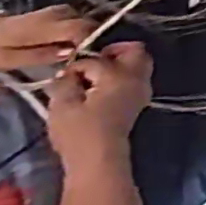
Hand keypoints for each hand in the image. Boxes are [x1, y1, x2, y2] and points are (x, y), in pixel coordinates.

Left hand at [0, 6, 94, 70]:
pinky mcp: (50, 12)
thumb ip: (40, 55)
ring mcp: (52, 11)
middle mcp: (53, 14)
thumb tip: (72, 52)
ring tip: (69, 51)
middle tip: (77, 56)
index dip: (89, 40)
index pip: (80, 27)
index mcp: (42, 27)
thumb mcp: (6, 61)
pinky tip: (61, 42)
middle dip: (87, 37)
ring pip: (79, 19)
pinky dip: (72, 30)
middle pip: (84, 22)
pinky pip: (71, 19)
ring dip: (79, 34)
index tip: (85, 55)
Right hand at [47, 42, 151, 169]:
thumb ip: (64, 85)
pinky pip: (139, 74)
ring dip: (122, 61)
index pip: (97, 60)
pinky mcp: (142, 97)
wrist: (100, 154)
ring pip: (140, 61)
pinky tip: (105, 85)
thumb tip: (67, 73)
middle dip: (114, 51)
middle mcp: (137, 76)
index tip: (63, 75)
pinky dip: (126, 72)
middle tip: (91, 61)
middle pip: (135, 50)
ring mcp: (143, 86)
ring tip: (96, 73)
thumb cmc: (79, 131)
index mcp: (118, 75)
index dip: (77, 65)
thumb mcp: (62, 107)